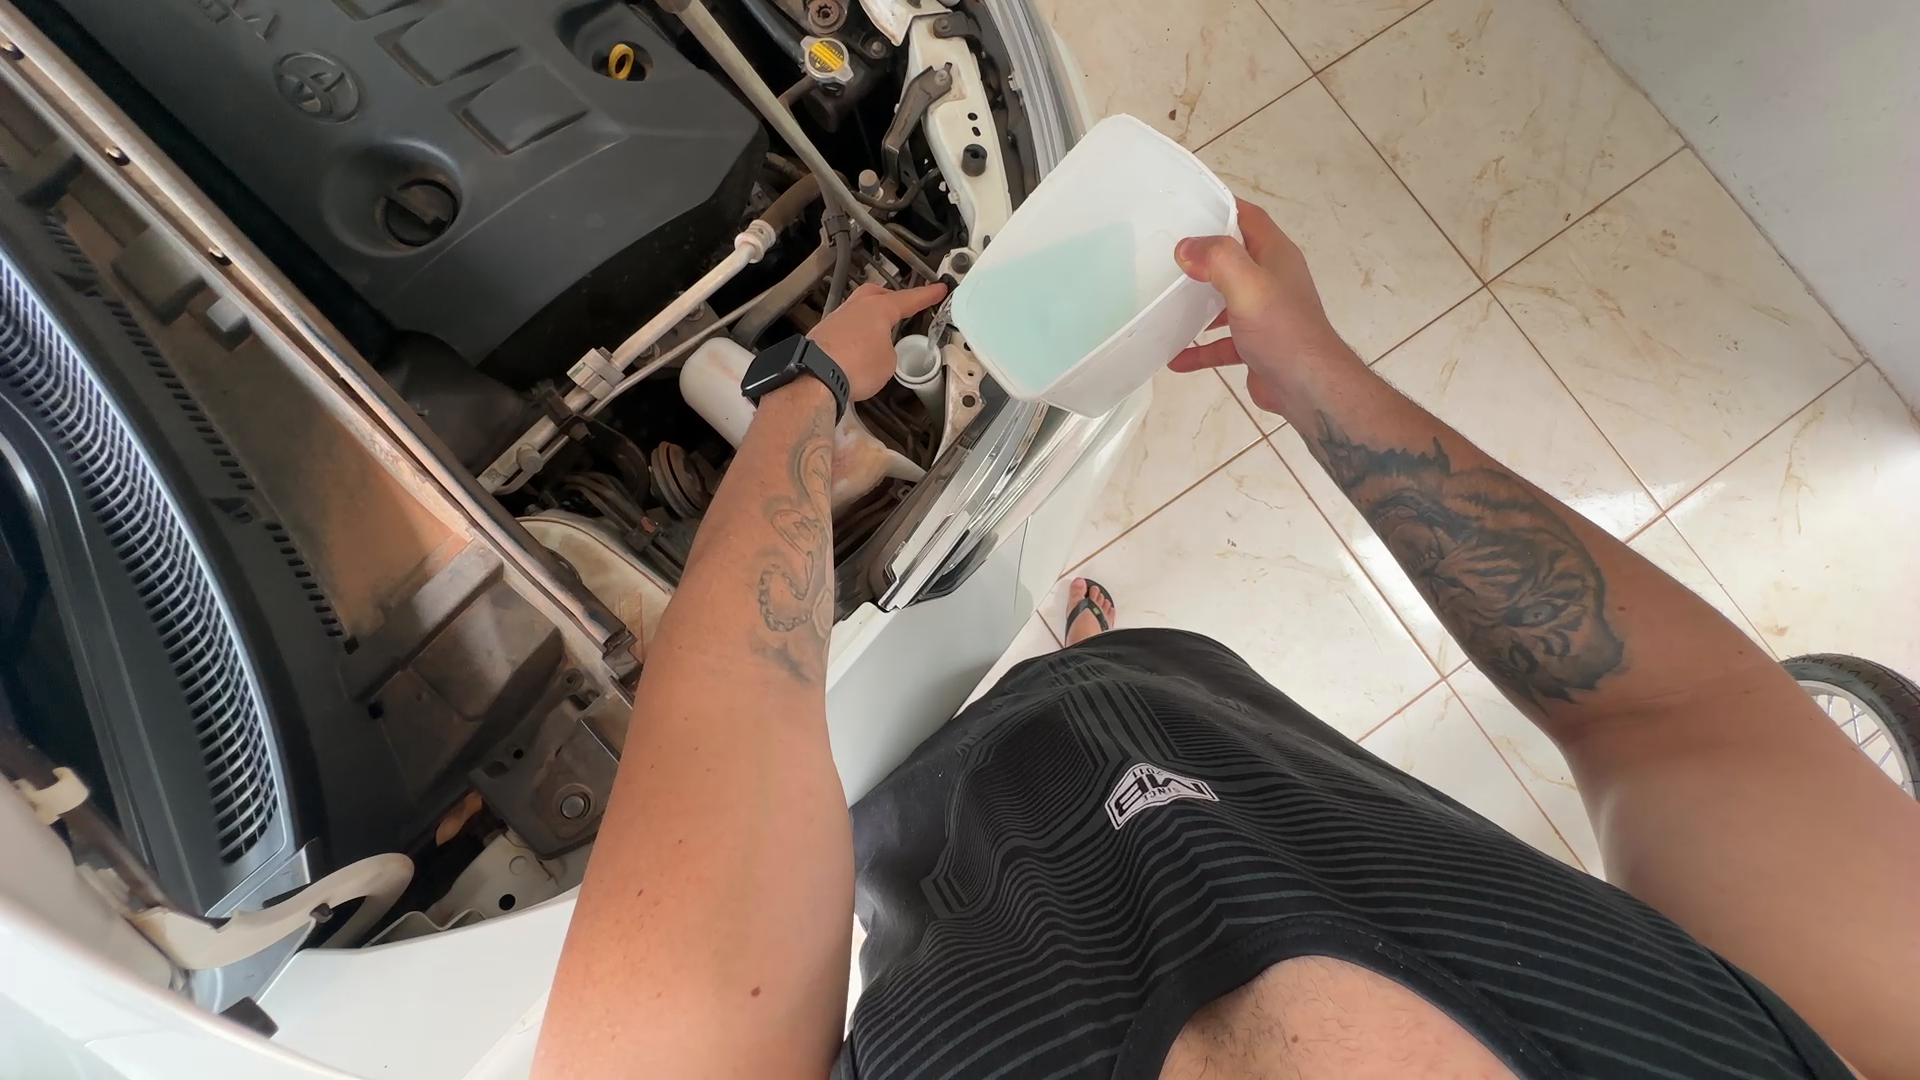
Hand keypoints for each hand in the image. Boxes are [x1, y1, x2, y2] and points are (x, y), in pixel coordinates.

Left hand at [807, 282, 948, 400]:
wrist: (817, 375)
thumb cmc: (857, 366)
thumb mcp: (889, 362)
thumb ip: (890, 350)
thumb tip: (882, 350)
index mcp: (879, 308)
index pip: (909, 299)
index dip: (927, 295)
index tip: (939, 289)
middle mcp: (856, 306)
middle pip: (878, 294)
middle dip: (892, 299)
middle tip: (903, 307)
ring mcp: (837, 317)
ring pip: (859, 309)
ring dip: (872, 319)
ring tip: (880, 334)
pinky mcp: (823, 332)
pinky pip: (847, 327)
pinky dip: (856, 334)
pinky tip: (859, 347)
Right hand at [1170, 200, 1355, 416]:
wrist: (1306, 386)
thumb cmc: (1282, 331)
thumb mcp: (1248, 286)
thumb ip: (1218, 260)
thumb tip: (1185, 248)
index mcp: (1275, 256)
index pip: (1247, 218)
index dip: (1220, 208)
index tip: (1184, 208)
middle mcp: (1271, 280)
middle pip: (1232, 260)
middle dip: (1200, 259)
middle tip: (1164, 259)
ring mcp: (1263, 314)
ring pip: (1224, 302)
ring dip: (1196, 307)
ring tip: (1165, 308)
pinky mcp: (1255, 345)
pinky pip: (1221, 342)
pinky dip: (1199, 349)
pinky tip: (1175, 358)